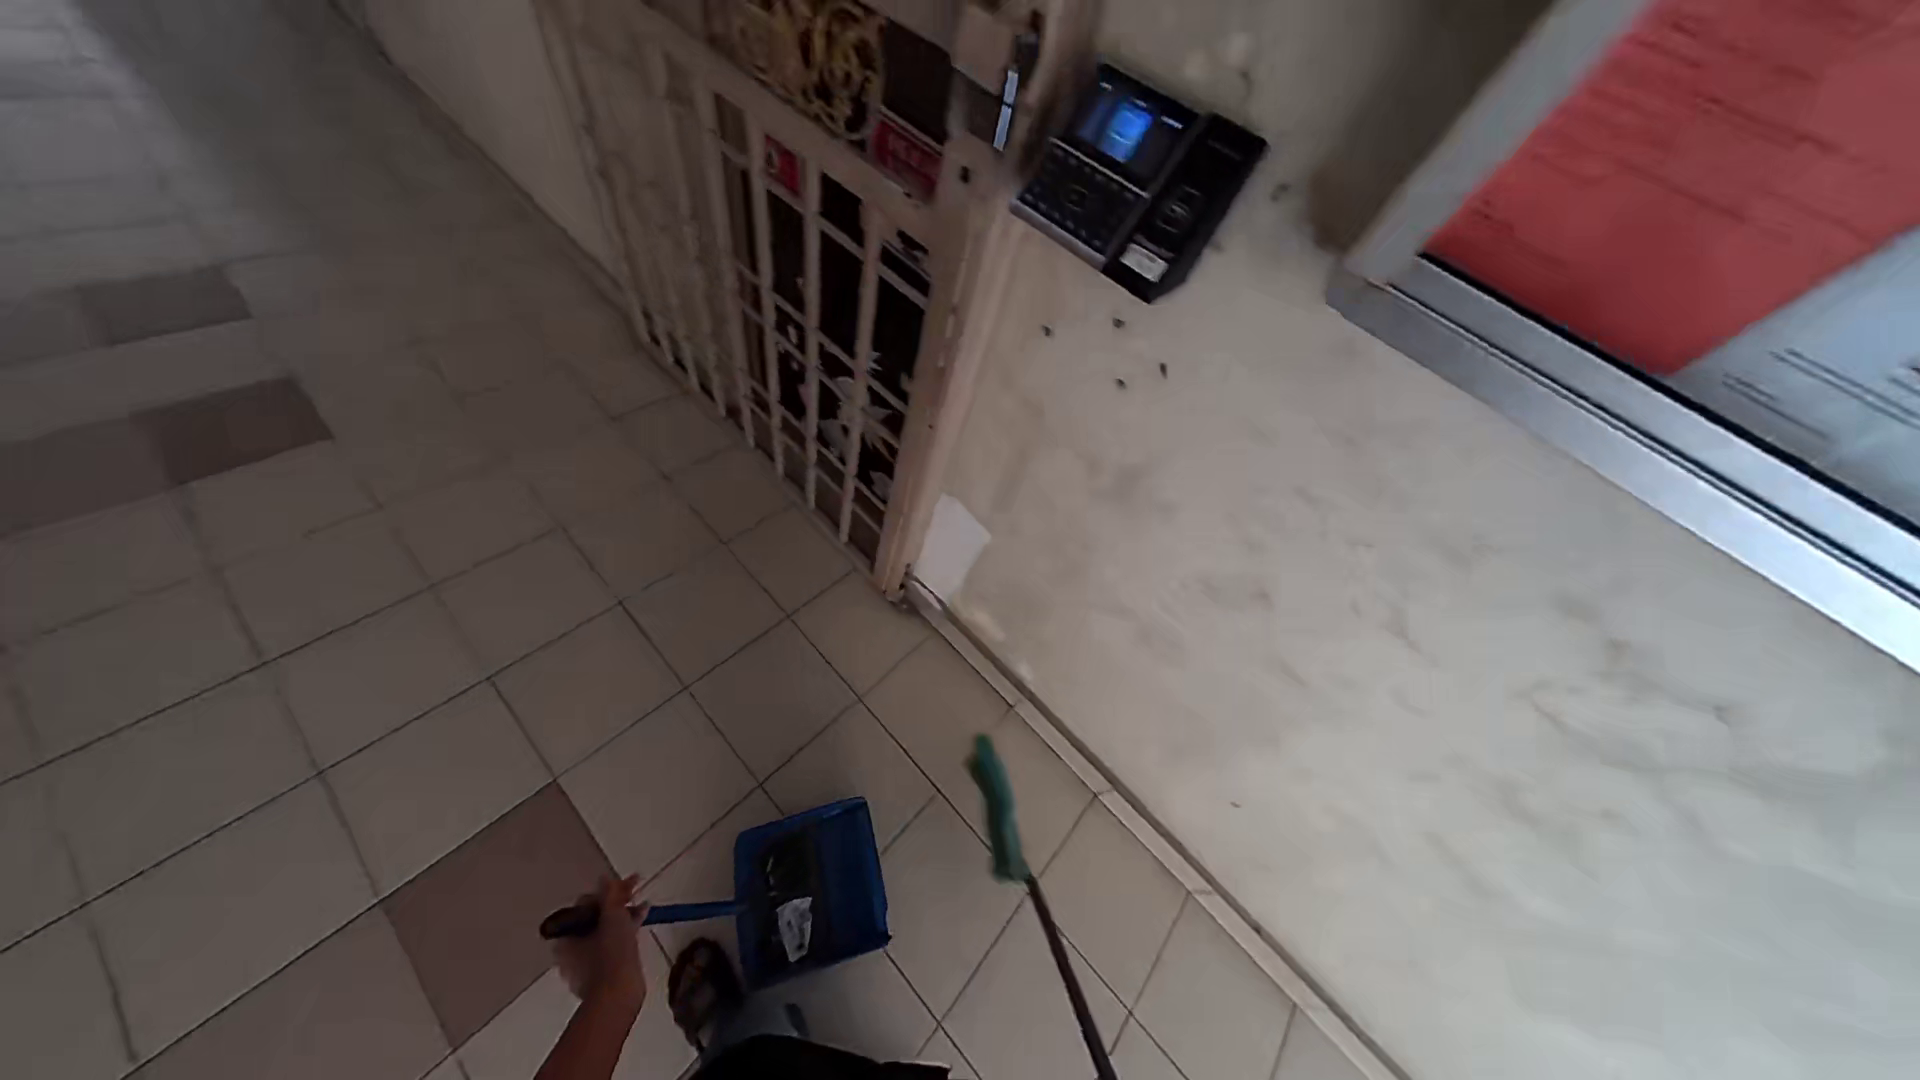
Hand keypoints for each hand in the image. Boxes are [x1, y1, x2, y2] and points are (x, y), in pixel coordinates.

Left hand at [553, 874, 648, 1013]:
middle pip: (594, 918)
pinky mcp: (604, 970)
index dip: (604, 892)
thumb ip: (609, 895)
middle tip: (634, 891)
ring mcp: (588, 962)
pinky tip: (643, 918)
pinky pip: (614, 943)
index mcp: (566, 938)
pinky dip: (627, 929)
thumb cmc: (610, 953)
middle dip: (615, 902)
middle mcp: (572, 950)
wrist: (618, 994)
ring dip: (624, 914)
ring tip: (643, 903)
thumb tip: (605, 877)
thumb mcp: (612, 916)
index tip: (624, 886)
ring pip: (606, 930)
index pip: (583, 906)